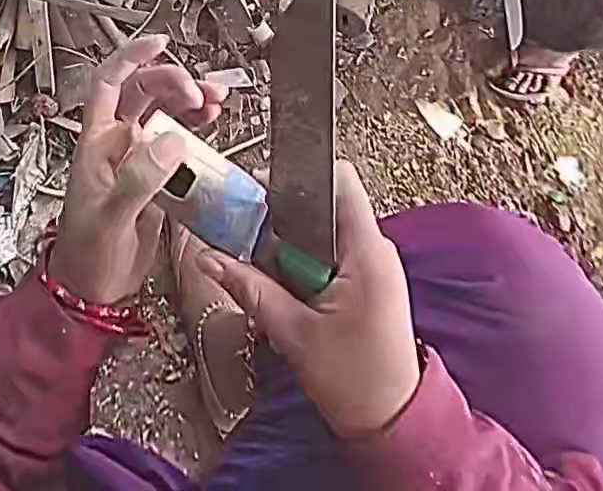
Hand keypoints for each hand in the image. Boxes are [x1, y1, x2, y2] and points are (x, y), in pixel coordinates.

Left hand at [53, 35, 228, 304]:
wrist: (92, 291)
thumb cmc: (87, 254)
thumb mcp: (109, 217)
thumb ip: (138, 179)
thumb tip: (172, 142)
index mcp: (97, 142)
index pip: (110, 84)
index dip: (131, 57)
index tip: (159, 43)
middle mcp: (118, 142)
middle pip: (145, 93)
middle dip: (173, 82)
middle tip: (199, 94)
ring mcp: (139, 158)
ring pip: (164, 113)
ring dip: (189, 101)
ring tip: (214, 100)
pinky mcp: (157, 177)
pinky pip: (178, 143)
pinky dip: (195, 129)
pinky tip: (210, 123)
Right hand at [199, 161, 420, 438]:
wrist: (394, 427)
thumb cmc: (357, 384)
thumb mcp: (293, 332)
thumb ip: (249, 288)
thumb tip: (207, 257)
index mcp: (367, 252)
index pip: (340, 181)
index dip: (299, 174)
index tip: (261, 186)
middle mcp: (374, 249)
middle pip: (320, 202)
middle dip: (281, 214)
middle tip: (247, 231)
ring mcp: (371, 263)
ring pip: (319, 227)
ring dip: (288, 240)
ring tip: (264, 264)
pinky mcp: (364, 278)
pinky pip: (326, 248)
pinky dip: (300, 257)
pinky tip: (284, 281)